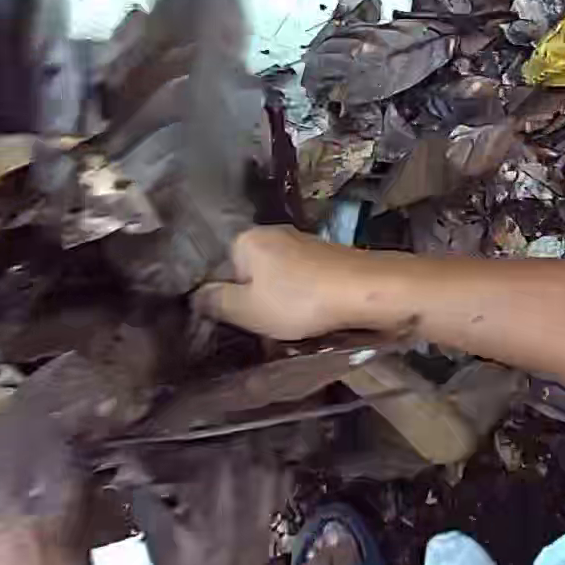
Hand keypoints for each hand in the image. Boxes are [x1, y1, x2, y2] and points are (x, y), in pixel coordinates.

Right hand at [191, 226, 376, 339]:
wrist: (367, 290)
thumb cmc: (300, 299)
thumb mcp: (247, 309)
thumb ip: (216, 301)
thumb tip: (197, 295)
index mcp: (248, 239)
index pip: (217, 269)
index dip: (220, 299)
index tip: (229, 324)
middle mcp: (275, 233)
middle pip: (249, 273)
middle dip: (252, 300)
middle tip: (257, 330)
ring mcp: (304, 244)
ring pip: (277, 279)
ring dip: (278, 303)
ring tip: (284, 328)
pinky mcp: (327, 258)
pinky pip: (301, 282)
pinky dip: (301, 299)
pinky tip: (307, 318)